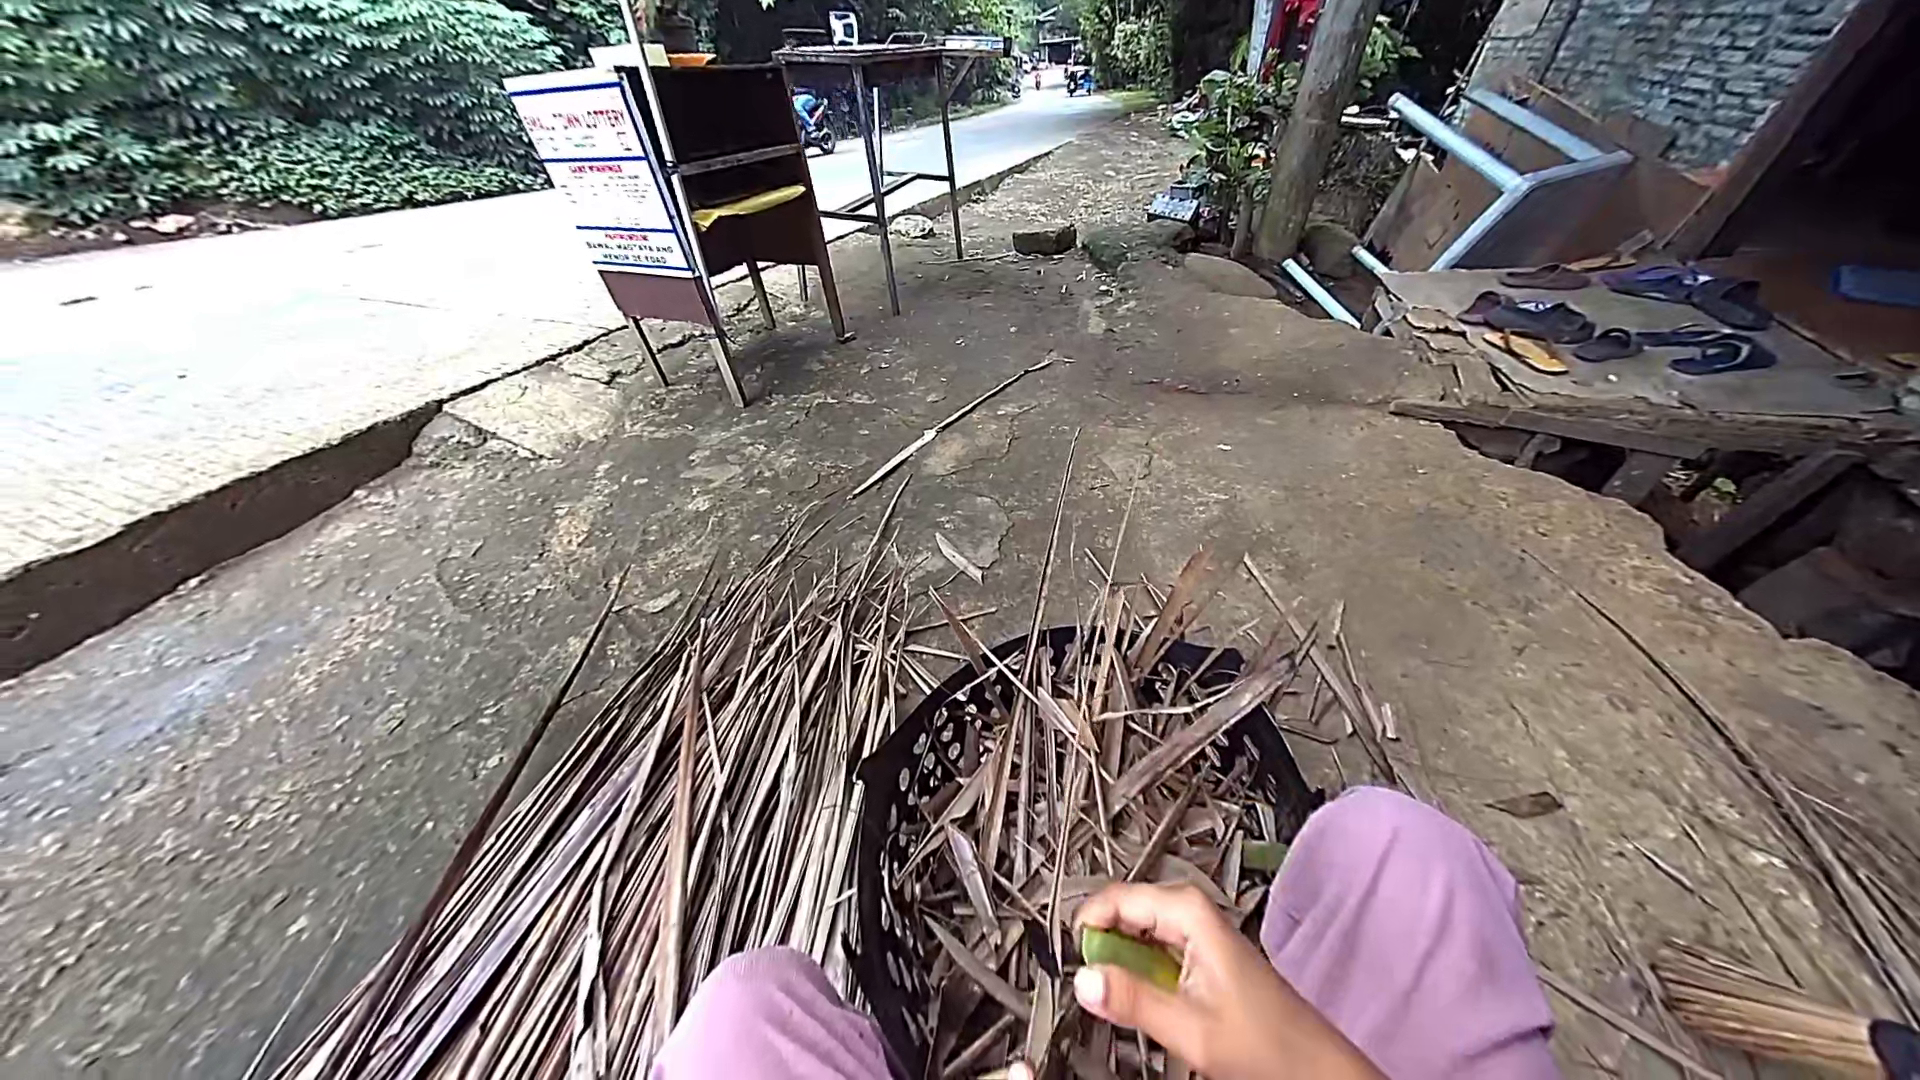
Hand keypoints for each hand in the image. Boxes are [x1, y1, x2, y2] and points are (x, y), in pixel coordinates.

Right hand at [1071, 883, 1385, 1079]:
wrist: (1313, 1069)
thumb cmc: (1267, 1045)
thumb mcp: (1190, 1028)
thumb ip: (1132, 1001)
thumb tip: (1083, 980)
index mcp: (1186, 908)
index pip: (1112, 897)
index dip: (1088, 928)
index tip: (1074, 961)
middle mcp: (1187, 907)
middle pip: (1121, 911)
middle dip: (1104, 945)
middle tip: (1100, 987)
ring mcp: (1192, 926)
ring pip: (1133, 931)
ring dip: (1120, 960)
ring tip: (1125, 998)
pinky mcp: (1195, 947)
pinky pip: (1150, 947)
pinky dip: (1138, 969)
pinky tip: (1148, 1000)